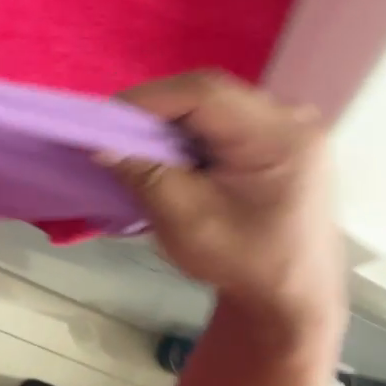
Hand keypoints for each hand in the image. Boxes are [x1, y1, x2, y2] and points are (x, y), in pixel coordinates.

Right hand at [104, 70, 345, 334]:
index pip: (203, 93)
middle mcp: (288, 120)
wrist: (289, 293)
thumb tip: (97, 144)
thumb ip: (144, 174)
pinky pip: (214, 118)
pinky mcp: (268, 139)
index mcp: (279, 137)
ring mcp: (282, 128)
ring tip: (127, 145)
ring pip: (206, 101)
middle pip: (205, 91)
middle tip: (107, 135)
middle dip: (148, 109)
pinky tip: (157, 153)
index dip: (145, 100)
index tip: (99, 124)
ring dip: (160, 119)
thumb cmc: (243, 260)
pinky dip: (176, 129)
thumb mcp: (184, 220)